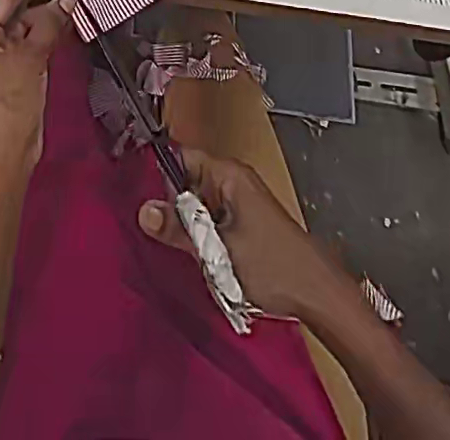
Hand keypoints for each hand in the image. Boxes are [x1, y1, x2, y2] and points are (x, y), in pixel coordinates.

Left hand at [0, 0, 76, 180]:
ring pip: (26, 30)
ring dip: (47, 20)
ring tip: (70, 7)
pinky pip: (31, 46)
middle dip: (41, 1)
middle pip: (16, 13)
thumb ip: (49, 25)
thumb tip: (63, 1)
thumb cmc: (6, 112)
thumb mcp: (31, 58)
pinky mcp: (13, 75)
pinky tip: (63, 29)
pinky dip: (47, 37)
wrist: (9, 151)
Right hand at [137, 149, 345, 319]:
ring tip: (161, 235)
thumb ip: (179, 228)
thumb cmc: (275, 267)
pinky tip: (186, 248)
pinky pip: (208, 216)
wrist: (317, 294)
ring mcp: (238, 201)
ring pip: (195, 201)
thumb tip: (144, 210)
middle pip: (185, 178)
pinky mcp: (241, 221)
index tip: (131, 182)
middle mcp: (233, 181)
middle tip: (143, 217)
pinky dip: (196, 230)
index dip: (155, 166)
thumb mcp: (218, 250)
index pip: (181, 154)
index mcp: (229, 175)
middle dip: (165, 197)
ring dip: (181, 218)